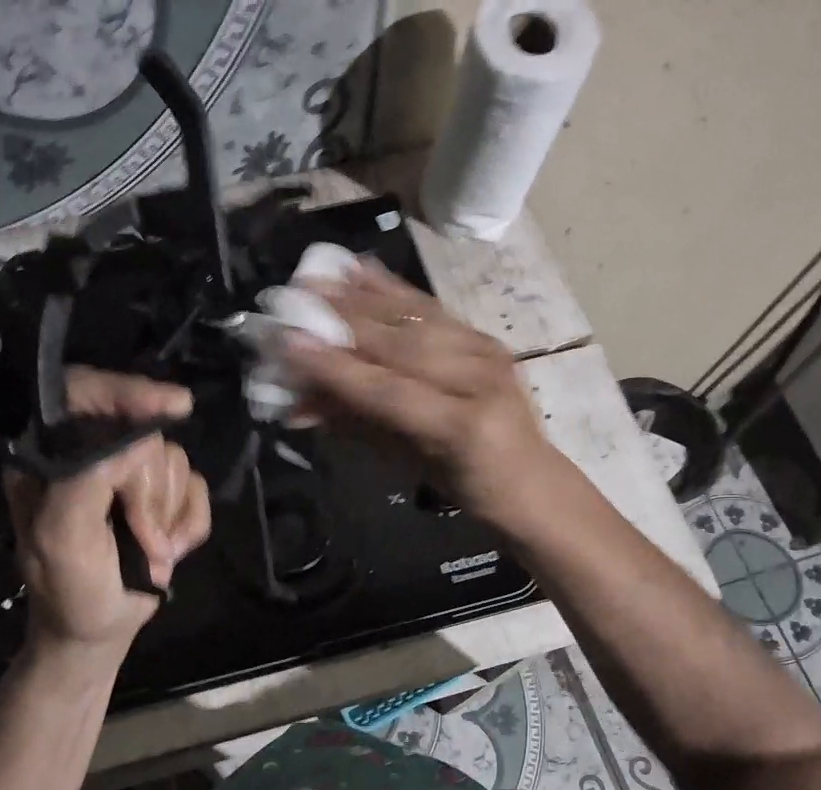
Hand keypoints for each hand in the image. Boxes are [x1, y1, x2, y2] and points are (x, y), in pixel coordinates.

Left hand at [3, 369, 210, 653]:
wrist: (99, 630)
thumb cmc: (68, 588)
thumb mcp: (63, 538)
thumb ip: (88, 481)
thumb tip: (137, 442)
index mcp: (51, 454)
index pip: (85, 393)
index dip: (128, 392)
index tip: (175, 405)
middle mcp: (92, 454)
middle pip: (145, 435)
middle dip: (150, 494)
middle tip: (143, 537)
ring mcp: (131, 475)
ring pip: (175, 461)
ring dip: (168, 517)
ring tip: (149, 554)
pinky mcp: (163, 496)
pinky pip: (196, 488)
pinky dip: (189, 525)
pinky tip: (169, 553)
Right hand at [286, 260, 561, 526]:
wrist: (531, 481)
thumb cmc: (463, 488)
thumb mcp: (404, 465)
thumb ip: (355, 427)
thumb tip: (298, 404)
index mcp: (460, 428)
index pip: (386, 390)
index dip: (335, 367)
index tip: (288, 343)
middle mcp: (479, 380)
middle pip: (401, 344)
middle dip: (342, 320)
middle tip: (294, 300)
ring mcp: (487, 353)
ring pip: (415, 319)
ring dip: (362, 296)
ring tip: (319, 277)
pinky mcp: (487, 338)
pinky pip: (433, 311)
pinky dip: (393, 290)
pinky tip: (361, 269)